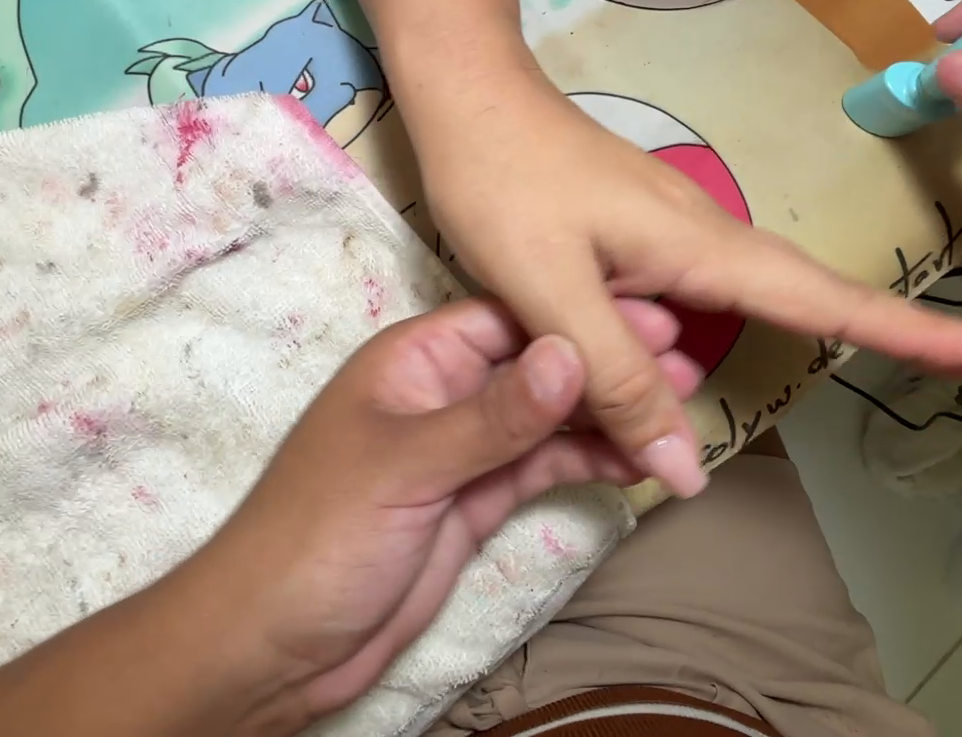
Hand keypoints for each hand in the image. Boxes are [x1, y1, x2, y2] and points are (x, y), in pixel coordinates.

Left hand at [186, 297, 704, 734]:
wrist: (276, 647)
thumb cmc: (321, 535)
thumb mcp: (407, 465)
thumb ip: (492, 415)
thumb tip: (571, 350)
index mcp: (417, 359)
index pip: (510, 318)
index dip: (580, 315)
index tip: (654, 318)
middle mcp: (446, 392)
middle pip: (538, 367)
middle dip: (607, 366)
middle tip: (685, 365)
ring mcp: (465, 447)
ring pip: (549, 420)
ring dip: (608, 418)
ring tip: (679, 415)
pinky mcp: (477, 497)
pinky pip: (542, 468)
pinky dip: (588, 464)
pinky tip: (637, 462)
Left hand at [401, 68, 961, 498]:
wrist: (466, 99)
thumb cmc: (504, 185)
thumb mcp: (551, 292)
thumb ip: (616, 380)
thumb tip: (689, 472)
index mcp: (696, 245)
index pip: (820, 295)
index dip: (902, 329)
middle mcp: (696, 232)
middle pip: (793, 294)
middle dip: (868, 330)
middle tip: (941, 366)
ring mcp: (664, 226)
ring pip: (727, 301)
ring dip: (767, 341)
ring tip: (786, 385)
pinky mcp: (630, 229)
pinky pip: (681, 292)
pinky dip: (693, 332)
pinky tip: (669, 361)